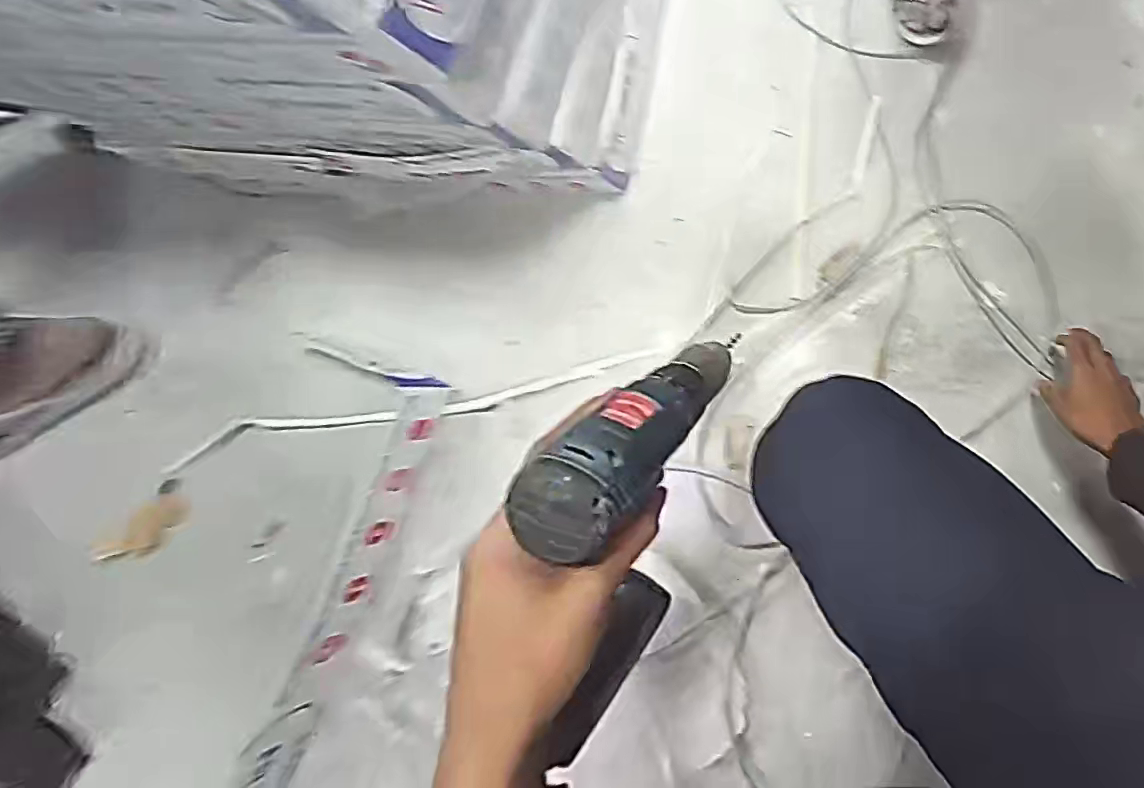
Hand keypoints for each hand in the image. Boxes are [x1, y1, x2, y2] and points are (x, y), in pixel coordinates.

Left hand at [435, 396, 664, 787]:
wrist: (498, 739)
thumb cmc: (525, 676)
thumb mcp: (590, 596)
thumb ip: (626, 542)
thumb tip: (650, 504)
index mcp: (501, 537)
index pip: (542, 461)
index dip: (578, 426)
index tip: (607, 404)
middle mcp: (493, 544)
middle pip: (542, 477)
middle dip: (582, 448)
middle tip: (617, 425)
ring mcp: (497, 565)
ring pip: (545, 505)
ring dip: (579, 483)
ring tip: (615, 464)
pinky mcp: (509, 584)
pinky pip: (546, 530)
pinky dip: (574, 514)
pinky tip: (598, 518)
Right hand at [1037, 328, 1143, 455]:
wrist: (1123, 439)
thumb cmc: (1089, 421)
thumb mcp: (1061, 409)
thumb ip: (1050, 393)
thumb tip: (1041, 384)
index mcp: (1083, 369)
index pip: (1075, 344)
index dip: (1066, 338)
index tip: (1059, 339)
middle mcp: (1102, 368)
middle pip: (1094, 343)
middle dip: (1083, 336)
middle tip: (1074, 336)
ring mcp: (1118, 378)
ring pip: (1107, 356)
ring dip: (1096, 351)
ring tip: (1088, 355)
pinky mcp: (1128, 390)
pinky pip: (1117, 372)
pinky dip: (1108, 369)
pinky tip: (1106, 378)